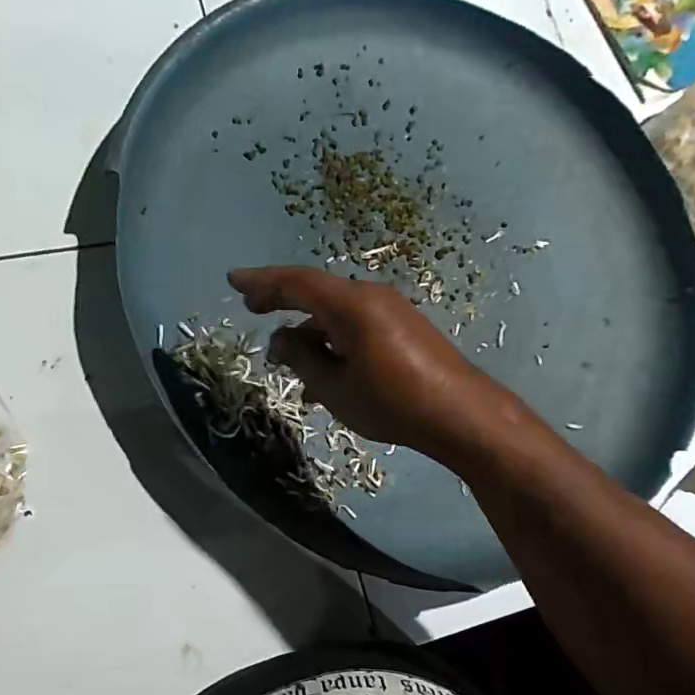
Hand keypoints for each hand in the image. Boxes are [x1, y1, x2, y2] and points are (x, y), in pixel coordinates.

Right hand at [228, 265, 511, 457]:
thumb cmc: (391, 402)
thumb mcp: (334, 387)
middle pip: (315, 291)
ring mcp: (389, 310)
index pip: (296, 282)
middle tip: (253, 308)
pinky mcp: (402, 327)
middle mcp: (370, 297)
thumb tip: (281, 340)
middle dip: (281, 300)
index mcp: (350, 305)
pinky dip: (331, 340)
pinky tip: (323, 373)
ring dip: (308, 332)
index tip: (234, 280)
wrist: (460, 414)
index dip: (261, 281)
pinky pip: (354, 324)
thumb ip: (302, 358)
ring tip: (287, 362)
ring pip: (334, 312)